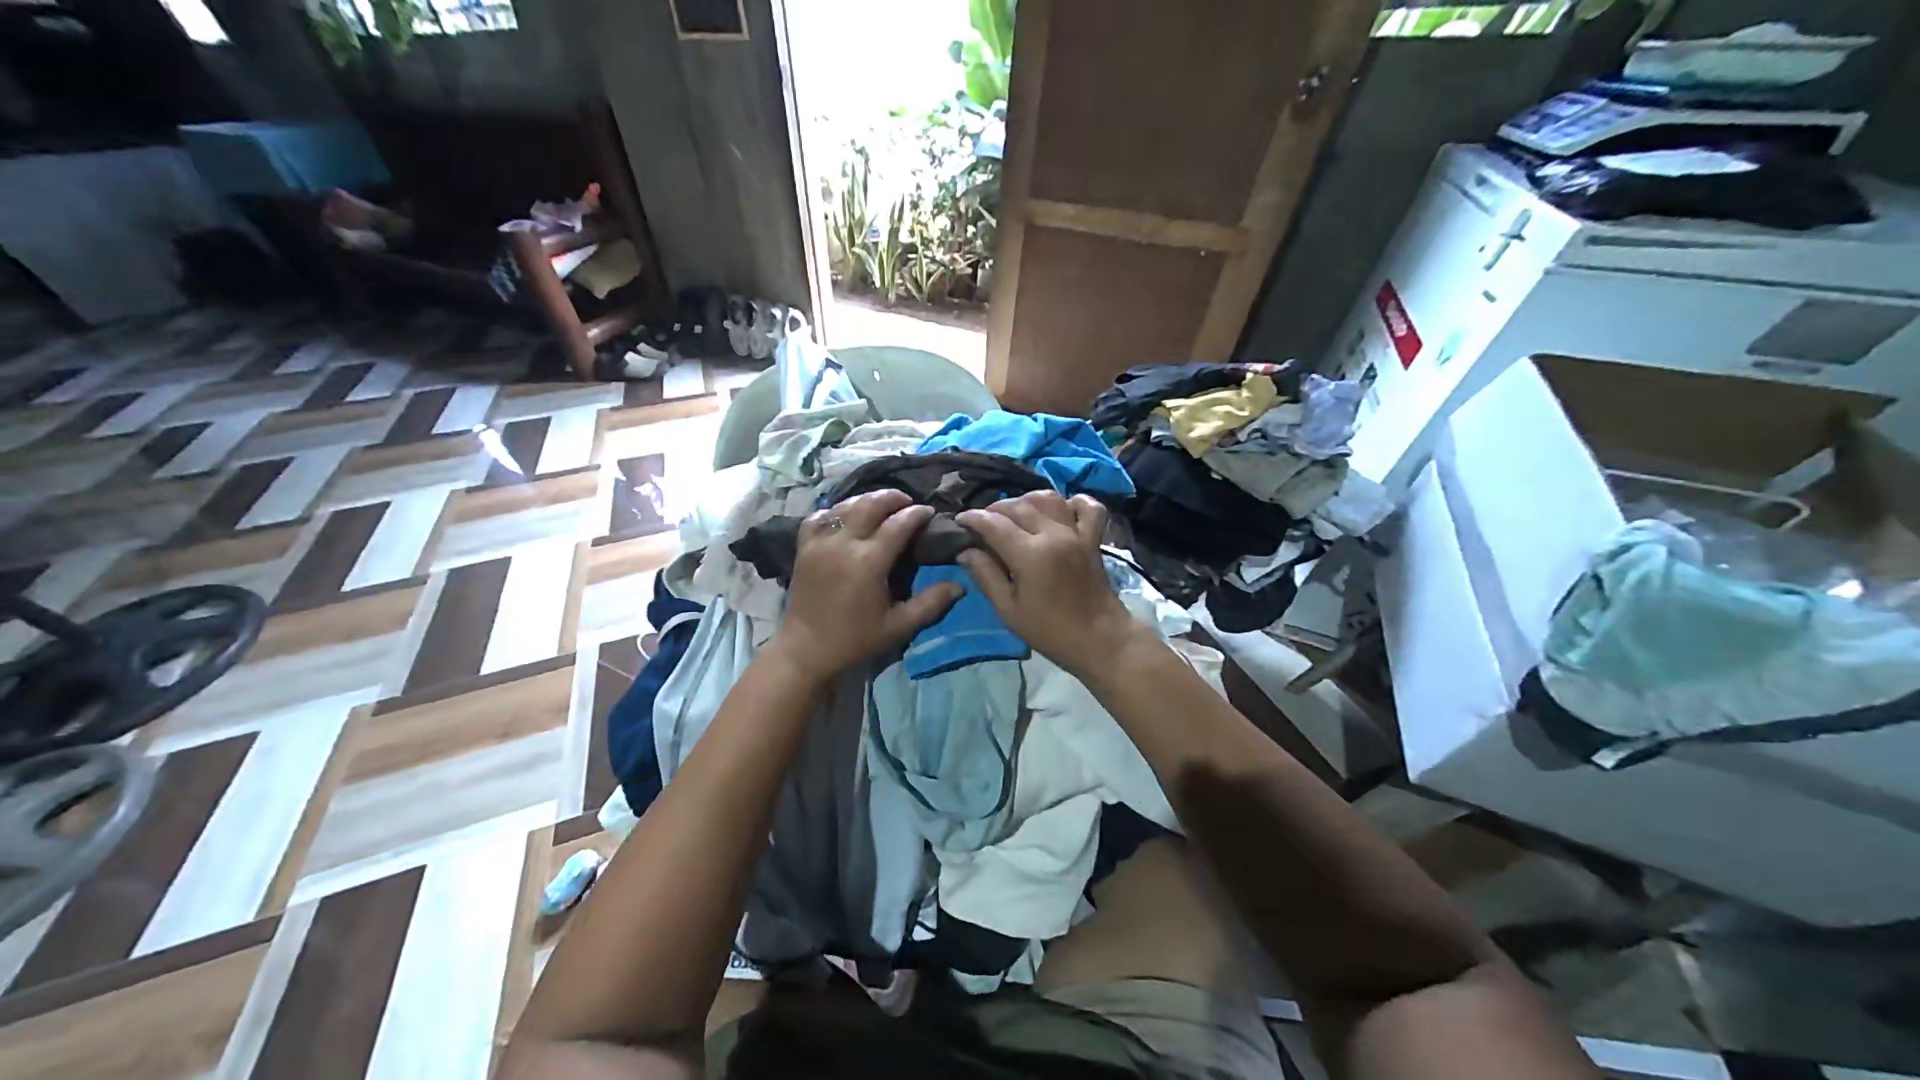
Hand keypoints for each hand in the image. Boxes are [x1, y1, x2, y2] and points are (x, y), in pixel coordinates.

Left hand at [768, 490, 961, 679]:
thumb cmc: (855, 639)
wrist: (806, 649)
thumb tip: (959, 587)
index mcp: (869, 562)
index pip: (898, 523)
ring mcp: (820, 543)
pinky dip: (836, 511)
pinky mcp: (804, 547)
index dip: (917, 513)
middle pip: (871, 503)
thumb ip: (930, 604)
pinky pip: (819, 516)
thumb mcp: (898, 626)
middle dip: (893, 498)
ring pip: (846, 505)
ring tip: (882, 506)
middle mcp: (843, 544)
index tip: (929, 512)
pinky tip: (847, 517)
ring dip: (867, 500)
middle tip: (908, 503)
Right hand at [957, 491, 1147, 678]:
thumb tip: (965, 551)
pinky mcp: (1093, 538)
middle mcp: (1054, 534)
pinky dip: (1073, 502)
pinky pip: (1088, 507)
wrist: (1099, 639)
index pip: (994, 523)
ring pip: (1049, 499)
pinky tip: (1060, 511)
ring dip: (1027, 500)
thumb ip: (986, 575)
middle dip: (995, 509)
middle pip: (1019, 506)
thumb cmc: (1049, 630)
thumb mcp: (1008, 609)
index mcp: (1030, 554)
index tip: (960, 521)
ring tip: (1015, 514)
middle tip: (983, 522)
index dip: (973, 518)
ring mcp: (1077, 533)